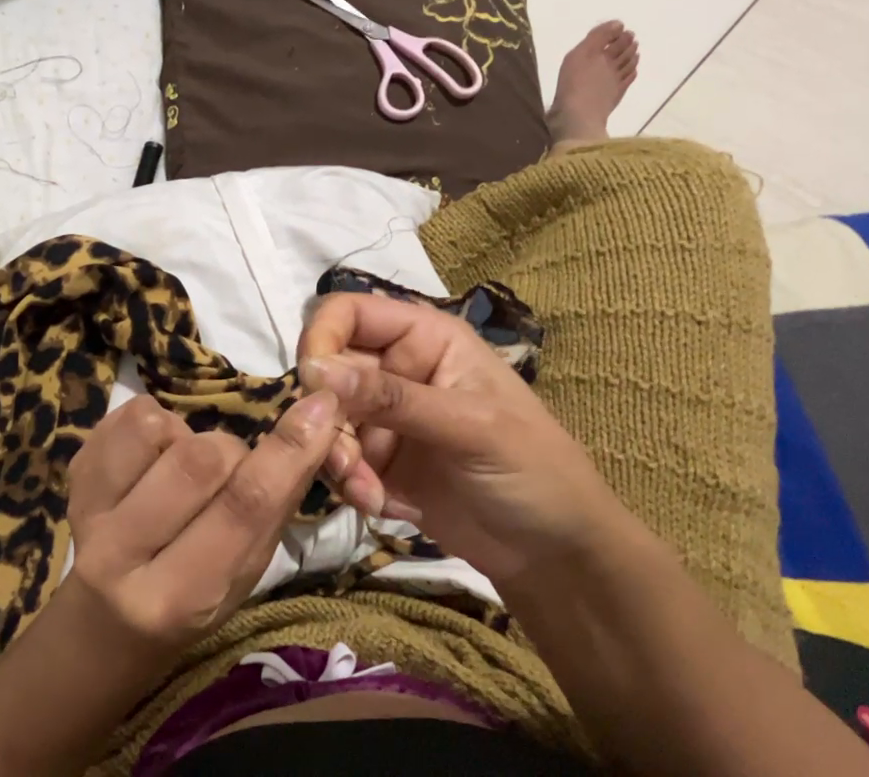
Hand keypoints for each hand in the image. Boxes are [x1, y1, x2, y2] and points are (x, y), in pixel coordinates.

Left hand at [63, 392, 341, 648]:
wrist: (107, 619)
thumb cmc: (194, 600)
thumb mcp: (244, 573)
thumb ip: (273, 507)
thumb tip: (314, 422)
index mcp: (180, 596)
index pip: (243, 509)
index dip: (287, 453)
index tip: (321, 406)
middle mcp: (122, 556)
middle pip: (199, 461)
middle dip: (232, 452)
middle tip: (232, 471)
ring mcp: (88, 511)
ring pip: (155, 429)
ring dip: (186, 437)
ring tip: (182, 468)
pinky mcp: (72, 474)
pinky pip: (124, 416)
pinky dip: (154, 425)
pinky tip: (153, 459)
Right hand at [299, 293, 637, 583]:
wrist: (556, 557)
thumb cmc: (535, 472)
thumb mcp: (470, 427)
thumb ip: (391, 397)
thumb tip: (312, 369)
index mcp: (424, 339)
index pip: (347, 313)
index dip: (320, 339)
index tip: (313, 386)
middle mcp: (395, 370)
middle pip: (325, 371)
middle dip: (327, 418)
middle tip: (346, 461)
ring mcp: (382, 418)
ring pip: (323, 420)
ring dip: (336, 458)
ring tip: (369, 494)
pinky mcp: (374, 462)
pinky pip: (334, 460)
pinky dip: (347, 484)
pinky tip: (381, 506)